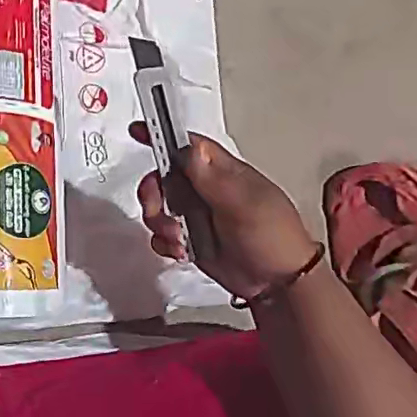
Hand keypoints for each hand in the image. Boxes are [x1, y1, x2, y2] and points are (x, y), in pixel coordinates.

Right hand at [130, 123, 318, 299]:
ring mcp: (197, 214)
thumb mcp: (245, 205)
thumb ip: (214, 179)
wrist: (277, 284)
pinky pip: (161, 234)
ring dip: (159, 223)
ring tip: (178, 240)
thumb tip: (192, 149)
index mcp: (221, 172)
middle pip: (163, 177)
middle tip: (159, 212)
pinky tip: (181, 252)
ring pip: (158, 207)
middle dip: (153, 194)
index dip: (162, 136)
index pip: (187, 145)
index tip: (138, 132)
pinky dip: (163, 242)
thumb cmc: (273, 238)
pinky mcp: (190, 238)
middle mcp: (205, 189)